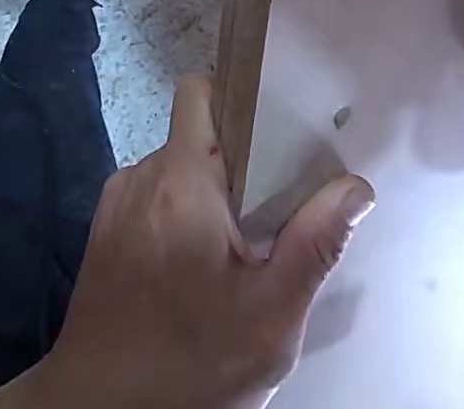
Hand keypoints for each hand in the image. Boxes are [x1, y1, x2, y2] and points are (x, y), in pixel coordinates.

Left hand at [0, 74, 374, 408]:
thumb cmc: (187, 371)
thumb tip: (358, 186)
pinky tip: (199, 257)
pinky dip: (183, 206)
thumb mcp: (270, 319)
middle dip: (238, 153)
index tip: (275, 120)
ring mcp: (117, 202)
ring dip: (211, 184)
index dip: (237, 93)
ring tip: (239, 234)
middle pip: (199, 130)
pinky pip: (157, 190)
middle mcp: (142, 177)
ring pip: (180, 162)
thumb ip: (317, 244)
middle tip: (274, 196)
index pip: (200, 93)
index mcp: (181, 183)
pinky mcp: (104, 229)